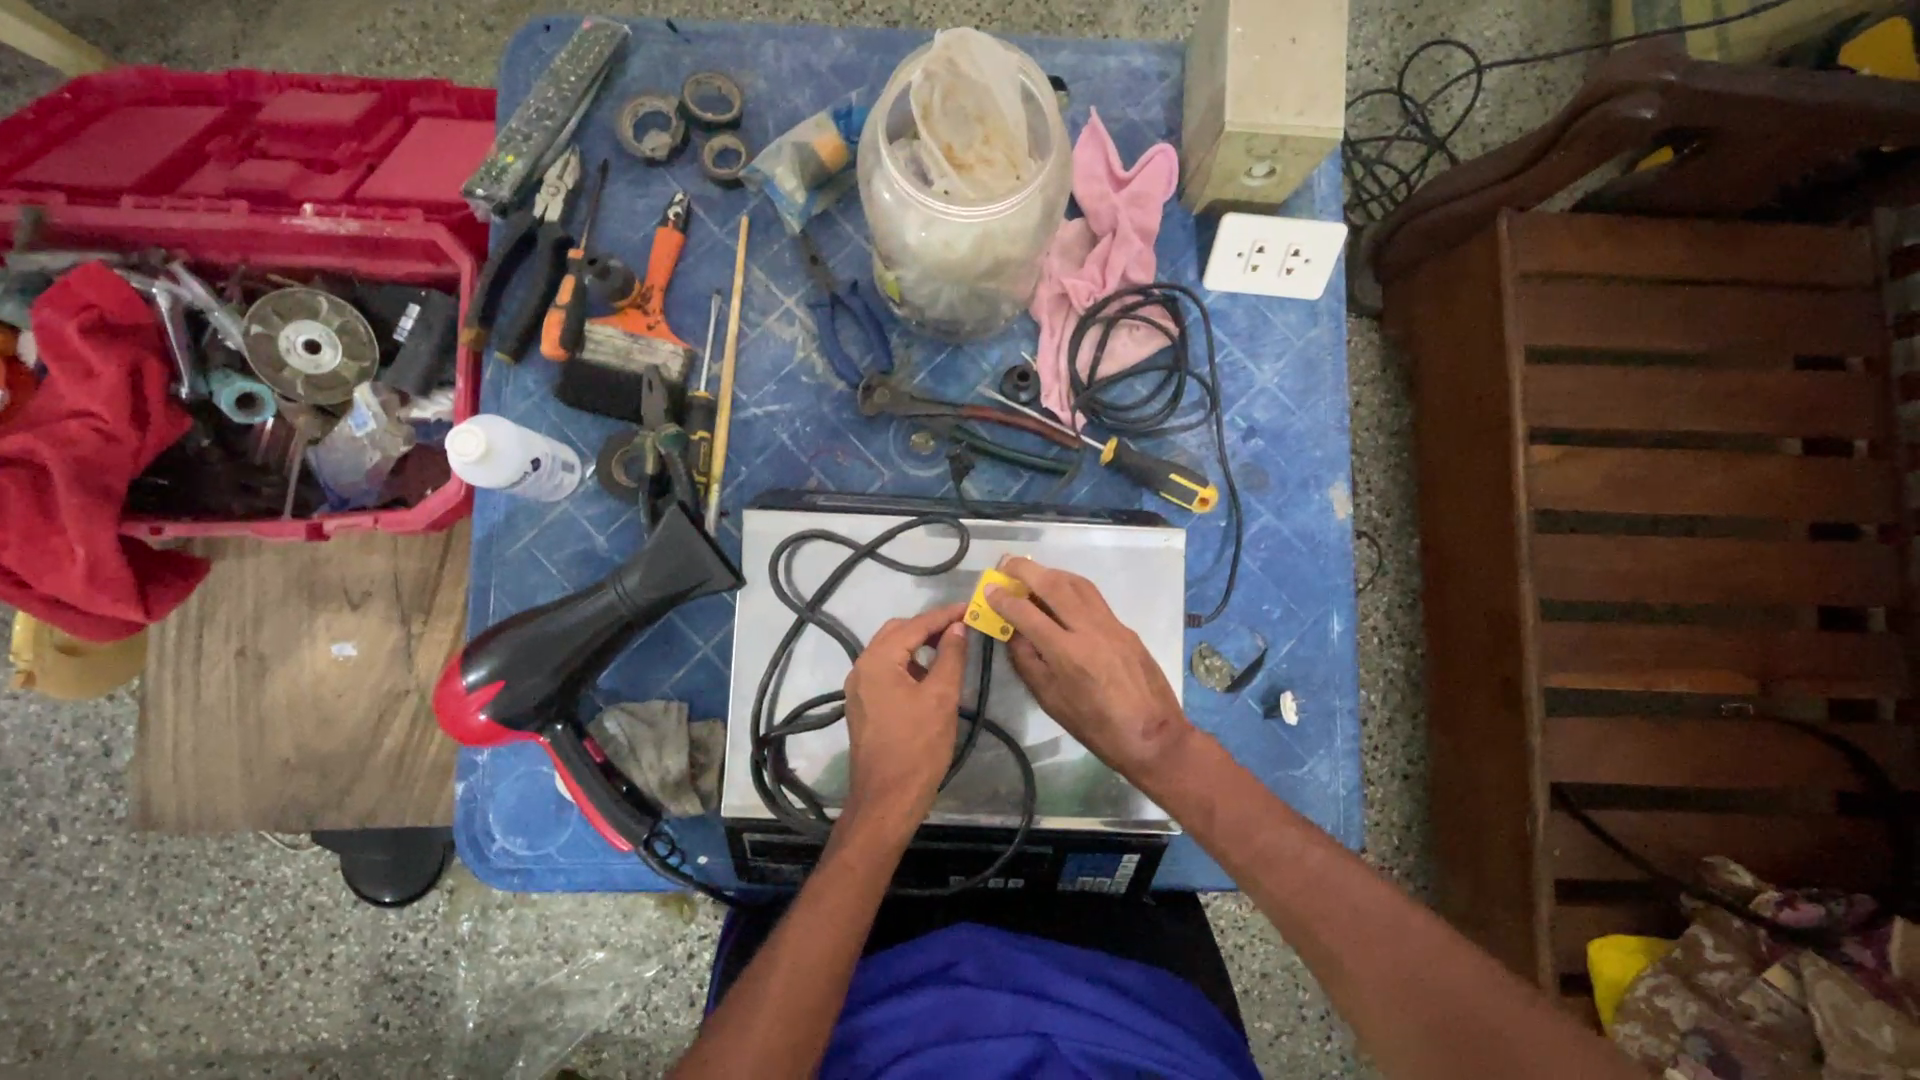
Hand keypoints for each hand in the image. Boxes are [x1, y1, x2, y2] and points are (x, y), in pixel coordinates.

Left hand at [840, 601, 969, 831]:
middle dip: (928, 627)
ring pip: (890, 651)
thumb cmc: (918, 747)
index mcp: (877, 661)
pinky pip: (886, 671)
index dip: (944, 615)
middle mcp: (861, 667)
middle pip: (897, 632)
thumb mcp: (942, 697)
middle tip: (961, 627)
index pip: (915, 625)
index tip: (970, 607)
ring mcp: (859, 687)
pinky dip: (908, 665)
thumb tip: (957, 627)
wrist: (887, 798)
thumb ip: (950, 656)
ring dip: (918, 646)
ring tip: (950, 649)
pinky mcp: (864, 705)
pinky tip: (931, 676)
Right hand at [989, 557, 1192, 783]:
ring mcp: (1112, 625)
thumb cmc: (1096, 727)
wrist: (1153, 735)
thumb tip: (1013, 632)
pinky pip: (1093, 598)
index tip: (989, 590)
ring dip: (1051, 573)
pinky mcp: (1126, 628)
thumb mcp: (1051, 700)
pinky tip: (1062, 597)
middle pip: (1053, 584)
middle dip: (1025, 570)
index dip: (1004, 599)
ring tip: (1032, 574)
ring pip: (1078, 584)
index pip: (1027, 614)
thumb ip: (1028, 662)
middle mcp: (1090, 629)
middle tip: (1005, 565)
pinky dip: (1071, 588)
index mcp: (1067, 653)